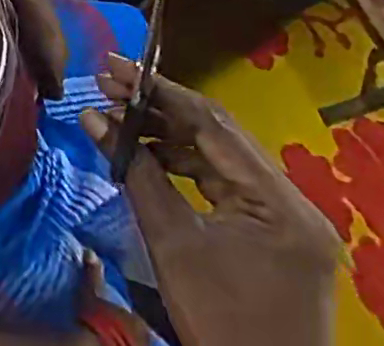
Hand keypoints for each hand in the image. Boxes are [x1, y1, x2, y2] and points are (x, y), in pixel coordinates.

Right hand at [79, 56, 340, 345]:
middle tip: (108, 84)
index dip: (158, 90)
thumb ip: (133, 170)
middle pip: (218, 134)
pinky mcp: (275, 230)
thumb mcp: (170, 239)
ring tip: (118, 117)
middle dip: (159, 106)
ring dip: (168, 132)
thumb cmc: (218, 318)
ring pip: (219, 154)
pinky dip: (183, 162)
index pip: (212, 124)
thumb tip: (90, 116)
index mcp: (279, 202)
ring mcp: (288, 216)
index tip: (114, 66)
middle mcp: (293, 201)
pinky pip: (224, 179)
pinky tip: (148, 154)